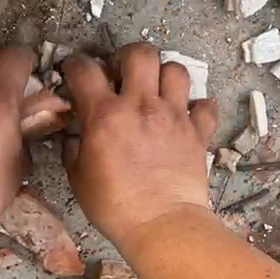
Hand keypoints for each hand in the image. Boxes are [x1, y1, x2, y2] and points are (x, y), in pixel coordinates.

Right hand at [61, 43, 217, 247]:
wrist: (161, 224)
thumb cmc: (114, 206)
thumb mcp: (79, 178)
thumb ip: (75, 149)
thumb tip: (74, 137)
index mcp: (105, 115)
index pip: (85, 69)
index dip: (75, 64)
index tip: (74, 71)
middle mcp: (141, 105)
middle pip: (140, 53)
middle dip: (127, 56)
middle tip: (122, 74)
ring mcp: (174, 116)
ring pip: (176, 70)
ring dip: (164, 76)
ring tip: (156, 91)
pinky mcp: (198, 132)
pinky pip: (205, 106)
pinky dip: (197, 107)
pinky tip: (186, 116)